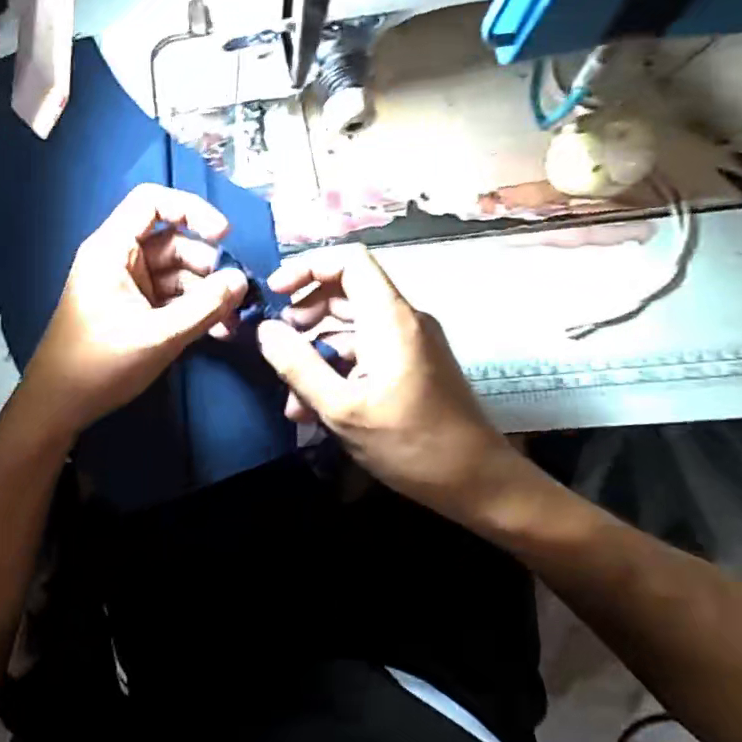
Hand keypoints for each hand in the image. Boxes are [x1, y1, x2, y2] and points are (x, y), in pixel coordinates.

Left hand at [23, 184, 248, 434]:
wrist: (60, 407)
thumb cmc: (99, 364)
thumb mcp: (158, 335)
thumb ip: (204, 307)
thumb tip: (242, 282)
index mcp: (113, 250)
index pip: (152, 202)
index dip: (192, 210)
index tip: (224, 237)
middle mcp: (122, 260)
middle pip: (176, 242)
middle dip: (211, 266)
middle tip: (241, 294)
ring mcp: (132, 286)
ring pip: (181, 274)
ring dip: (210, 294)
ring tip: (236, 320)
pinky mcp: (140, 310)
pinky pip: (176, 299)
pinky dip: (198, 310)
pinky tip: (221, 331)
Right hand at [255, 244, 520, 521]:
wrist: (476, 481)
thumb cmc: (410, 444)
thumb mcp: (343, 409)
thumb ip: (299, 366)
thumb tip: (265, 330)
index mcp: (391, 317)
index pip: (349, 260)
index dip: (308, 267)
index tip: (276, 294)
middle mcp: (404, 320)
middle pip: (346, 293)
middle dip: (305, 318)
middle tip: (278, 348)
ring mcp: (411, 343)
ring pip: (353, 329)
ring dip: (318, 355)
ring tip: (292, 399)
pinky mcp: (414, 366)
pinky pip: (368, 352)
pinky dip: (340, 370)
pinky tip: (316, 410)